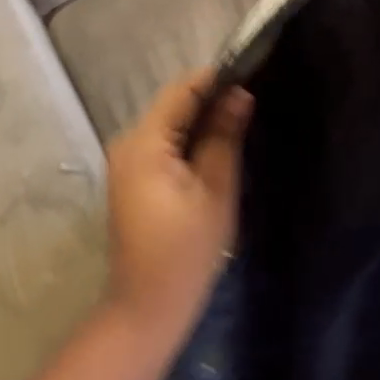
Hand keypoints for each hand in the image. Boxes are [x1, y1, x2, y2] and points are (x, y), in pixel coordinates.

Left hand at [103, 70, 253, 348]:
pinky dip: (189, 138)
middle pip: (174, 103)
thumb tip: (239, 93)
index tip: (253, 70)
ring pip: (170, 122)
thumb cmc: (185, 252)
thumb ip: (224, 136)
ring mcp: (126, 160)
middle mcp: (127, 142)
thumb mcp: (215, 190)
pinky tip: (217, 143)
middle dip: (212, 97)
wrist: (146, 309)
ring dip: (202, 118)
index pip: (183, 90)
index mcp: (144, 142)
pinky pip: (163, 142)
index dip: (218, 77)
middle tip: (253, 97)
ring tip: (242, 116)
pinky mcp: (132, 177)